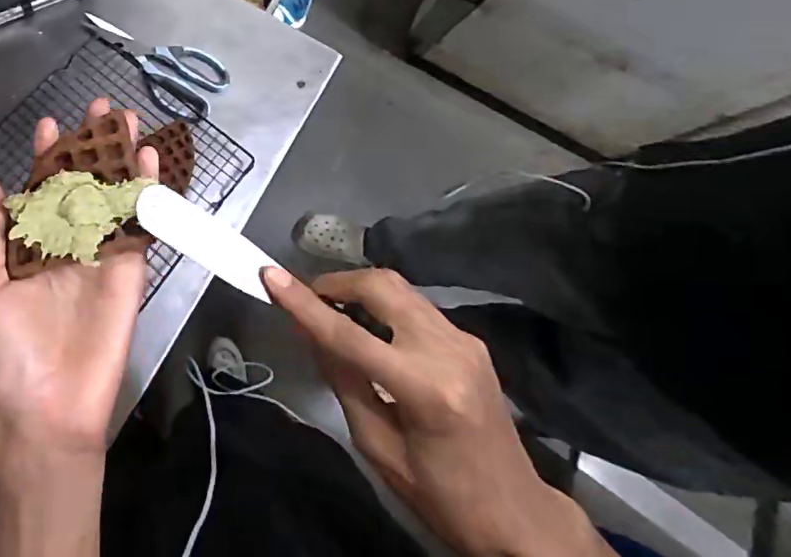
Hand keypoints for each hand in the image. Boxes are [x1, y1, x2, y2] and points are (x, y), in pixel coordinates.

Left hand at [0, 98, 158, 451]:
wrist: (47, 407)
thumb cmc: (7, 352)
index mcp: (32, 242)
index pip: (42, 187)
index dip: (46, 155)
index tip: (50, 123)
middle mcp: (68, 239)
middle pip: (83, 180)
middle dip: (91, 143)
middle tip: (102, 106)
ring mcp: (101, 251)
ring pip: (113, 193)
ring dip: (122, 156)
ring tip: (127, 119)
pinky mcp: (129, 268)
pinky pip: (138, 222)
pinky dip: (146, 190)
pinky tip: (149, 158)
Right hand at [265, 267, 609, 556]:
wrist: (520, 516)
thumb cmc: (442, 495)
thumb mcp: (378, 446)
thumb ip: (343, 379)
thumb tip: (310, 329)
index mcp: (425, 388)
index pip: (349, 334)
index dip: (304, 303)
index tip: (270, 275)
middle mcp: (447, 350)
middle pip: (380, 286)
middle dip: (336, 282)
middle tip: (306, 297)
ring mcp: (464, 339)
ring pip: (398, 287)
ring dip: (358, 289)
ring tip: (332, 309)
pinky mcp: (470, 339)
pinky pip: (415, 304)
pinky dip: (383, 304)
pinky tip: (370, 326)